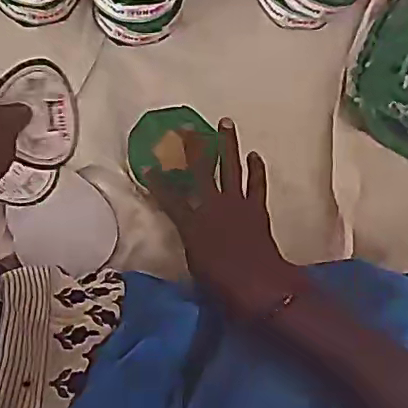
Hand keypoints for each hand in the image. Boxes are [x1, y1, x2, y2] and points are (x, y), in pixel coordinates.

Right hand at [151, 119, 306, 320]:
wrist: (259, 285)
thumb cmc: (222, 284)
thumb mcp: (195, 267)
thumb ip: (191, 247)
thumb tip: (191, 240)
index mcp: (192, 224)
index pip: (169, 198)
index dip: (157, 182)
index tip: (148, 165)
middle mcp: (212, 207)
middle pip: (200, 170)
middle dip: (192, 147)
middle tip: (187, 128)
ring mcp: (237, 204)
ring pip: (231, 167)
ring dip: (228, 144)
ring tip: (225, 123)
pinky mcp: (257, 208)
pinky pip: (256, 184)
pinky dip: (256, 169)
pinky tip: (255, 154)